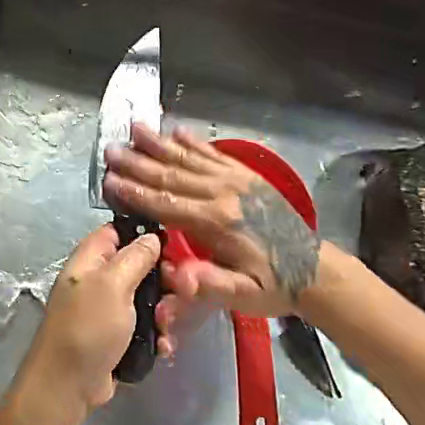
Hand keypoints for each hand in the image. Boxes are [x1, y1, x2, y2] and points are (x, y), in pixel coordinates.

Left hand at [19, 222, 163, 414]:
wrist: (67, 386)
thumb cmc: (88, 328)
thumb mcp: (113, 284)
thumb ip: (136, 256)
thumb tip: (152, 236)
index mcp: (90, 259)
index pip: (119, 229)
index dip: (146, 232)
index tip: (175, 244)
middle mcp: (99, 279)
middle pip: (141, 264)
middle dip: (164, 278)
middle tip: (179, 291)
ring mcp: (109, 309)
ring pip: (148, 296)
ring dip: (164, 311)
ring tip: (167, 325)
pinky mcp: (118, 334)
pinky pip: (146, 324)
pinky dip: (157, 334)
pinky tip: (163, 345)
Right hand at [103, 124, 320, 318]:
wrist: (315, 270)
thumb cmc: (275, 286)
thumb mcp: (243, 295)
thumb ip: (210, 285)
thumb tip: (175, 276)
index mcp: (217, 223)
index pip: (167, 203)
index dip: (136, 192)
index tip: (109, 180)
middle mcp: (224, 194)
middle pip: (174, 175)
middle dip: (139, 162)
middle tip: (111, 149)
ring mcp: (238, 182)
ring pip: (192, 159)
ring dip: (161, 144)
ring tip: (136, 128)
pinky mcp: (248, 178)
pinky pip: (216, 155)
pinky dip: (195, 143)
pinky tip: (178, 131)